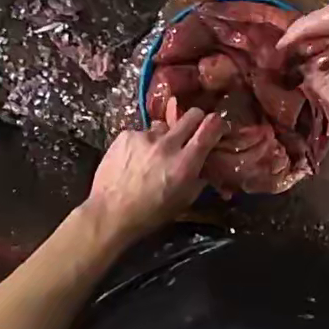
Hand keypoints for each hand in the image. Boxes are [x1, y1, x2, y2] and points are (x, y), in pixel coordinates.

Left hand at [83, 107, 224, 242]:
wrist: (110, 213)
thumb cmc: (151, 213)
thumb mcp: (184, 200)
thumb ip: (200, 177)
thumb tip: (208, 162)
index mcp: (185, 163)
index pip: (210, 128)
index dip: (218, 124)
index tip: (217, 127)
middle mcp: (167, 145)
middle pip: (191, 115)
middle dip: (195, 121)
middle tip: (191, 132)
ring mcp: (145, 137)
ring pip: (164, 126)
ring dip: (164, 137)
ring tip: (154, 155)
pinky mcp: (126, 135)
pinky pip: (142, 133)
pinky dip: (143, 143)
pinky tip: (135, 159)